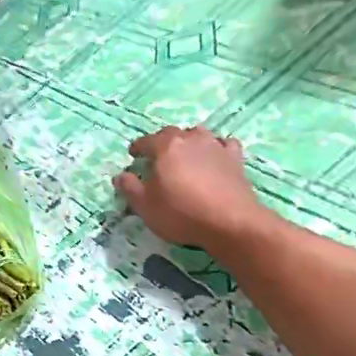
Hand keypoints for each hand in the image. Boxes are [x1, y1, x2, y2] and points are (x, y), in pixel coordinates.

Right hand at [113, 126, 271, 250]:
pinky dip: (216, 149)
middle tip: (157, 156)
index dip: (138, 147)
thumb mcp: (145, 206)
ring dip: (189, 141)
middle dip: (162, 142)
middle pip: (173, 134)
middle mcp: (191, 139)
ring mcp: (216, 146)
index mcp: (166, 147)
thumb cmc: (181, 213)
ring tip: (185, 155)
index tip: (133, 154)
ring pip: (199, 135)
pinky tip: (214, 158)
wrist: (229, 221)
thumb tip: (120, 176)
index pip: (147, 140)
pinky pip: (223, 145)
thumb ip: (129, 188)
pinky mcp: (235, 159)